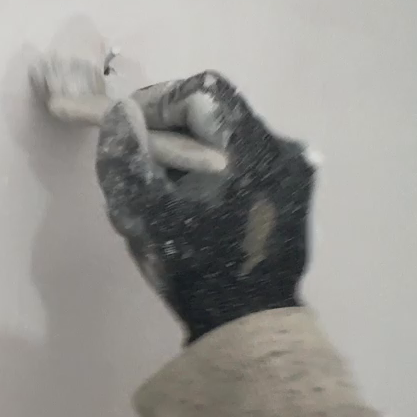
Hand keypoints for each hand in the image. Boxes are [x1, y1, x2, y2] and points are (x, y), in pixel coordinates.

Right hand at [95, 73, 314, 341]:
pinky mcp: (296, 197)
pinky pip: (246, 167)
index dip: (158, 102)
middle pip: (215, 117)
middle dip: (170, 134)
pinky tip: (200, 210)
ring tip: (167, 197)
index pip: (200, 92)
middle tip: (141, 169)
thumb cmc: (193, 265)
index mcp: (247, 145)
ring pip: (229, 143)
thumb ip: (124, 156)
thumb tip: (121, 114)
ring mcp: (295, 173)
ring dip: (192, 157)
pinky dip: (215, 175)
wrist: (248, 324)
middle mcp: (281, 148)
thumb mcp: (142, 213)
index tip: (130, 131)